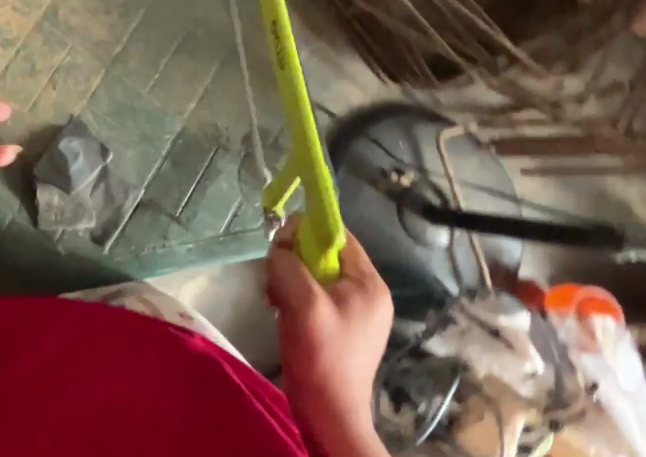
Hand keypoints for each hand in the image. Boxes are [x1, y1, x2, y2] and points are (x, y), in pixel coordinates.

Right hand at [266, 215, 392, 453]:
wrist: (328, 413)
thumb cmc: (321, 355)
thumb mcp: (301, 301)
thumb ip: (287, 262)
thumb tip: (278, 246)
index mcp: (368, 283)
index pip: (337, 234)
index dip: (306, 232)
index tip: (281, 248)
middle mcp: (366, 292)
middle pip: (322, 252)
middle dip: (293, 260)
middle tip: (276, 280)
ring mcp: (353, 310)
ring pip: (311, 272)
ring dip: (288, 279)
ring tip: (277, 300)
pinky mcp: (338, 324)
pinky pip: (310, 292)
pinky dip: (291, 295)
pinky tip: (280, 310)